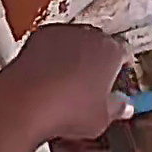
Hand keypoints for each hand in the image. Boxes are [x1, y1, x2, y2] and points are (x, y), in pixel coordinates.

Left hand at [0, 23, 130, 140]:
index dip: (121, 64)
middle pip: (99, 42)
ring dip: (75, 54)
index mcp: (110, 52)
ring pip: (75, 40)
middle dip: (97, 58)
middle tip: (94, 82)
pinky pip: (53, 41)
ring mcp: (64, 32)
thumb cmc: (67, 109)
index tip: (119, 73)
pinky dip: (53, 53)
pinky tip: (50, 74)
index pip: (123, 52)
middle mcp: (89, 35)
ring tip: (69, 80)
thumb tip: (123, 106)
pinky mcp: (41, 34)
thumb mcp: (101, 118)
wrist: (29, 100)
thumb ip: (116, 108)